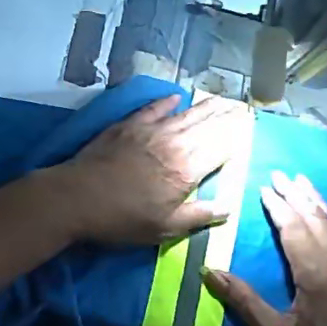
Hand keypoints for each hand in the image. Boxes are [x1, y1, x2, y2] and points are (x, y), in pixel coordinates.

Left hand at [45, 93, 241, 246]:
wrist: (76, 197)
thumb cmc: (122, 219)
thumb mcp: (164, 228)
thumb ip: (198, 216)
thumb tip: (228, 207)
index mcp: (187, 170)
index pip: (221, 148)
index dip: (237, 136)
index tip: (250, 126)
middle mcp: (174, 144)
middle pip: (207, 126)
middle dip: (226, 116)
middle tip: (242, 107)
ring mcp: (149, 131)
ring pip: (184, 114)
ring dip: (204, 106)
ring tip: (221, 99)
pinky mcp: (127, 126)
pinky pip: (153, 109)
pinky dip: (167, 102)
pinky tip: (176, 97)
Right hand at [203, 171, 326, 325]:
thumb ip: (243, 301)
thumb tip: (209, 271)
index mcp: (315, 275)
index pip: (293, 230)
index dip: (278, 207)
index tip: (264, 186)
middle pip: (316, 221)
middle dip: (297, 196)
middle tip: (281, 173)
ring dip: (320, 203)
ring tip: (305, 181)